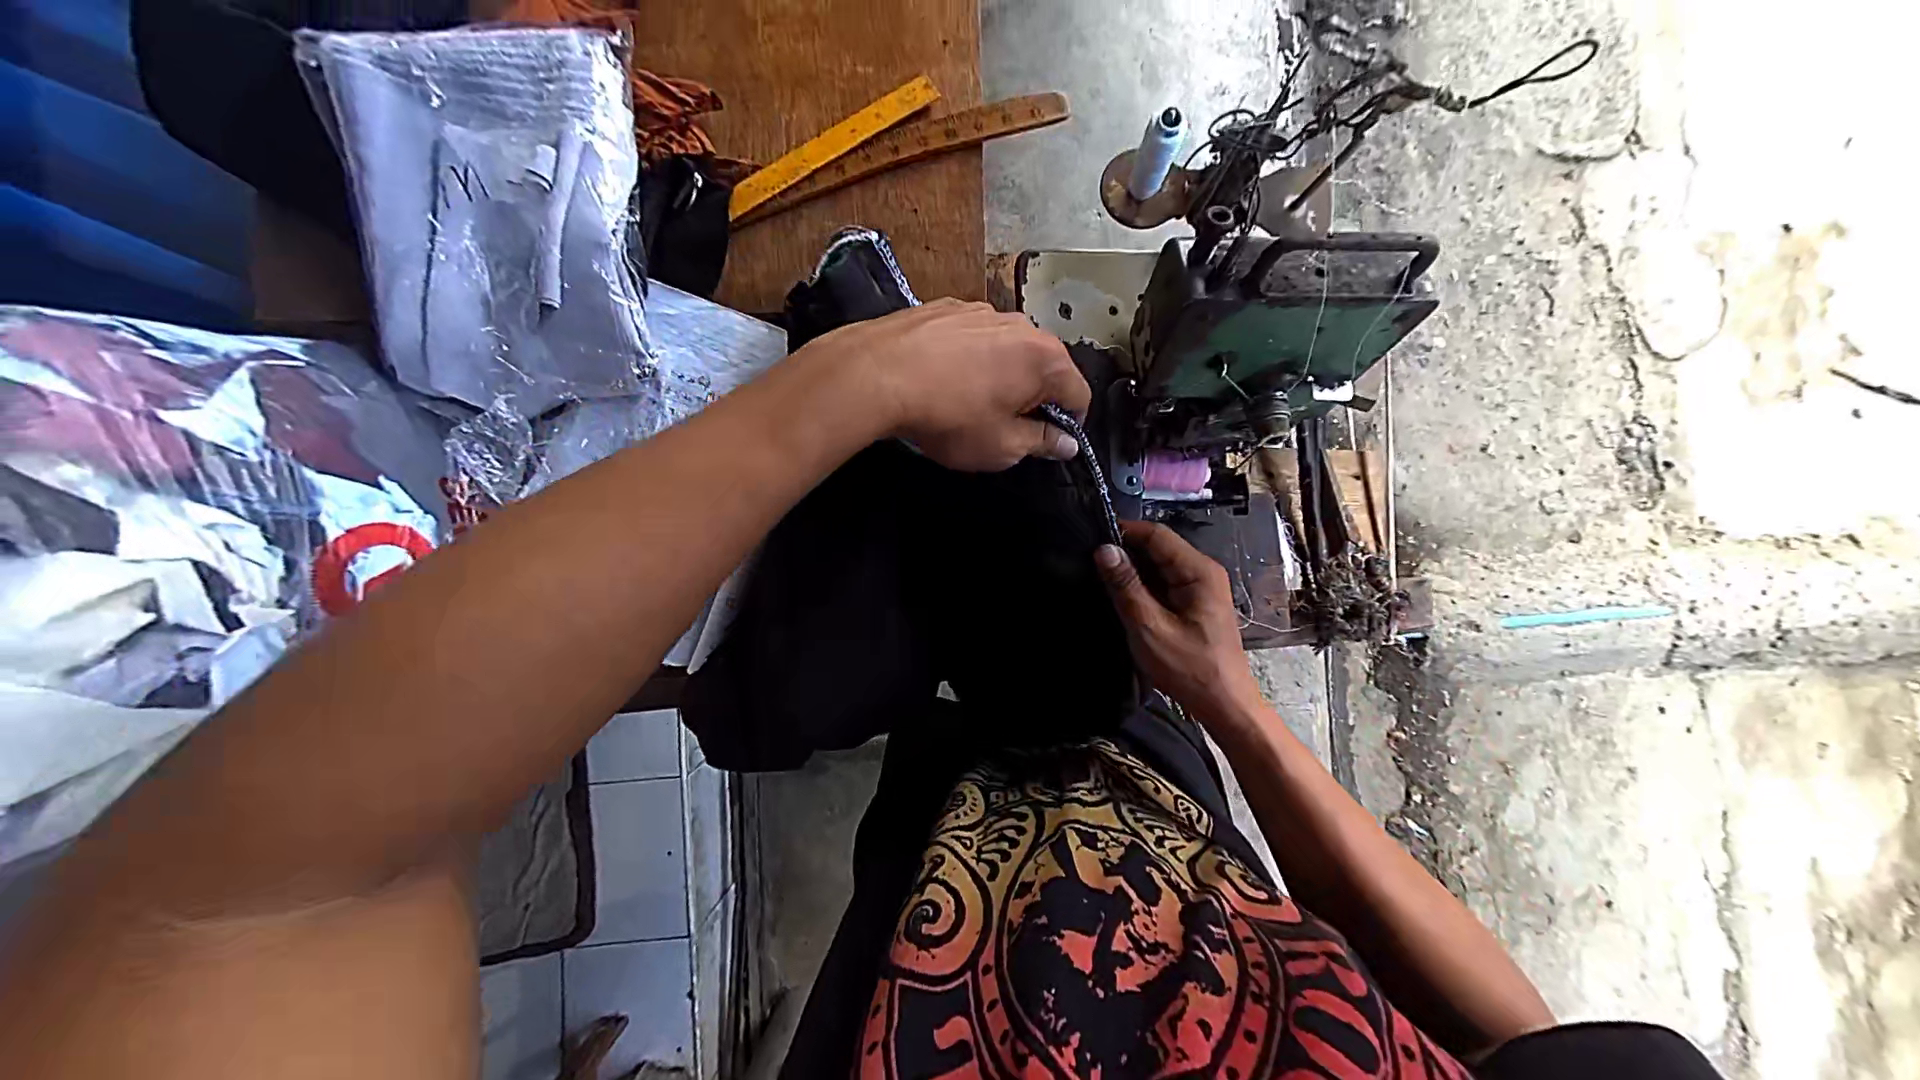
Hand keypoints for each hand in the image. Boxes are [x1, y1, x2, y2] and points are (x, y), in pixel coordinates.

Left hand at [800, 299, 1090, 471]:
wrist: (877, 375)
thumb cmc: (947, 415)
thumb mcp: (1002, 446)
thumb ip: (1041, 443)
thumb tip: (1065, 442)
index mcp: (1046, 359)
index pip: (1079, 393)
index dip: (1070, 423)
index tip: (1050, 440)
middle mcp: (1021, 326)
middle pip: (1044, 366)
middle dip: (1034, 397)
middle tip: (1006, 427)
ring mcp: (982, 312)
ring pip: (1008, 350)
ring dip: (1001, 376)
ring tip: (969, 404)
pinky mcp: (948, 308)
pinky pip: (973, 339)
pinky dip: (969, 359)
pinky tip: (944, 382)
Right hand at [1095, 521, 1263, 724]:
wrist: (1225, 706)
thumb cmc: (1190, 668)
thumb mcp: (1150, 627)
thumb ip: (1126, 587)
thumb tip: (1104, 549)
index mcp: (1198, 571)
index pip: (1156, 534)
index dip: (1123, 532)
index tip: (1089, 539)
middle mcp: (1202, 572)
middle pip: (1157, 548)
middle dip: (1124, 552)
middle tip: (1087, 562)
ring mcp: (1199, 589)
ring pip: (1157, 567)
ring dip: (1130, 572)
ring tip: (1097, 578)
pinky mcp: (1193, 605)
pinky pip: (1162, 584)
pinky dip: (1140, 587)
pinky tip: (1119, 597)